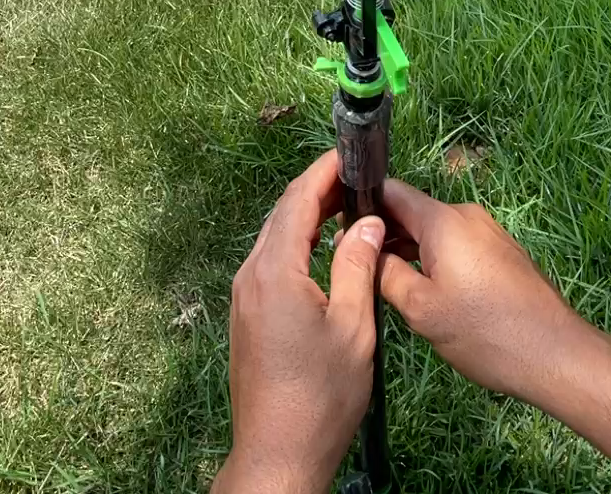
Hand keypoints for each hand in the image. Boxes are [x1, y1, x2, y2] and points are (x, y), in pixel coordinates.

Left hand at [215, 150, 385, 493]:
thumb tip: (366, 220)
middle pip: (282, 213)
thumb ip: (358, 265)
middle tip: (355, 178)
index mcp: (275, 271)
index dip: (323, 171)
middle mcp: (250, 273)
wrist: (277, 454)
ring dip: (305, 213)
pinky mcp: (245, 311)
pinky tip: (320, 245)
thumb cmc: (322, 394)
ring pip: (273, 234)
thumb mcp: (353, 328)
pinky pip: (269, 258)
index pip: (298, 201)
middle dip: (316, 188)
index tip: (349, 155)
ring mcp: (243, 293)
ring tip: (344, 204)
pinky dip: (295, 239)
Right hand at [377, 179, 588, 405]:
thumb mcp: (422, 309)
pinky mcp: (501, 251)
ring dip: (409, 248)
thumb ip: (387, 274)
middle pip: (413, 211)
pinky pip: (456, 244)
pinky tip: (425, 287)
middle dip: (383, 231)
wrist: (556, 353)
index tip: (339, 224)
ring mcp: (487, 231)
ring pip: (435, 231)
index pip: (392, 191)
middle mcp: (465, 215)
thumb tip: (366, 253)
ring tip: (385, 277)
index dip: (362, 204)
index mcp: (443, 219)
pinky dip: (434, 257)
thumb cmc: (483, 331)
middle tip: (356, 259)